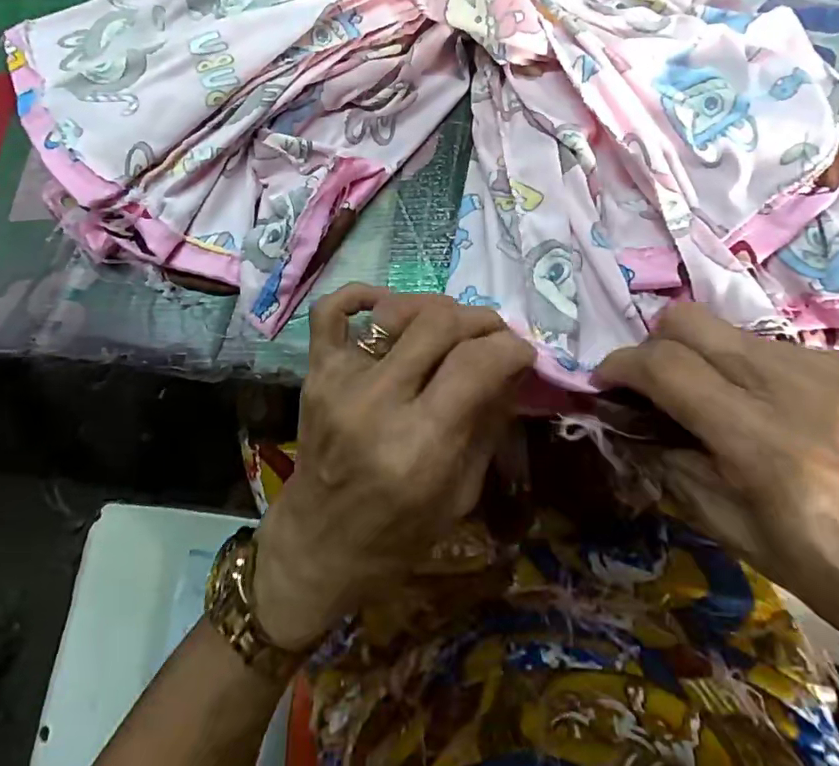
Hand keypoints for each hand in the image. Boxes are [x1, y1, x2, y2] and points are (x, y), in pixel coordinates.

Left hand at [251, 285, 534, 649]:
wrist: (320, 542)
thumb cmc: (399, 532)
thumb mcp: (461, 492)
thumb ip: (488, 421)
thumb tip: (512, 365)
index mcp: (420, 445)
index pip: (476, 364)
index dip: (511, 348)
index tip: (523, 353)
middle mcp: (377, 403)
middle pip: (439, 325)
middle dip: (481, 321)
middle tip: (494, 336)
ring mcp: (338, 382)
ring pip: (394, 311)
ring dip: (435, 307)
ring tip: (452, 325)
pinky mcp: (314, 372)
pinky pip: (330, 311)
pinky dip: (361, 296)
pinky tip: (389, 307)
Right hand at [593, 303, 838, 687]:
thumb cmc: (827, 571)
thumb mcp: (728, 529)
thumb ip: (668, 464)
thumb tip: (622, 422)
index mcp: (765, 443)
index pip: (665, 366)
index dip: (620, 366)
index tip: (604, 383)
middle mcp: (796, 389)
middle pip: (687, 320)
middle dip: (651, 345)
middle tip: (649, 386)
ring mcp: (828, 369)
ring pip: (722, 326)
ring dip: (695, 355)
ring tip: (704, 400)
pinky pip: (763, 344)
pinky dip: (738, 365)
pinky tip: (756, 405)